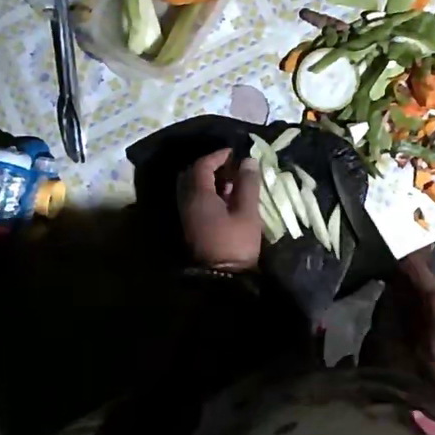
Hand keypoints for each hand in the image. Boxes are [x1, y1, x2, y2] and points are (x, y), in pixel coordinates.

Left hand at [179, 149, 263, 270]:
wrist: (223, 281)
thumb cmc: (236, 244)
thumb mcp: (247, 212)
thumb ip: (247, 184)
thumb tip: (248, 161)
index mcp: (198, 196)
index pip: (202, 165)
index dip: (218, 156)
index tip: (235, 153)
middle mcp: (187, 202)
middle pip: (193, 174)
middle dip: (212, 166)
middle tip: (232, 166)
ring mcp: (187, 216)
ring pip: (193, 188)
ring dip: (210, 180)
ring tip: (233, 181)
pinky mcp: (191, 226)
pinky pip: (195, 200)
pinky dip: (208, 193)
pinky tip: (227, 199)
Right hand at [401, 252, 434, 429]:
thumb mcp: (424, 359)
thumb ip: (409, 330)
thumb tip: (394, 309)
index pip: (419, 273)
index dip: (403, 265)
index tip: (390, 261)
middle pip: (430, 289)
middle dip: (413, 294)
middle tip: (396, 304)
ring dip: (428, 310)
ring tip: (413, 325)